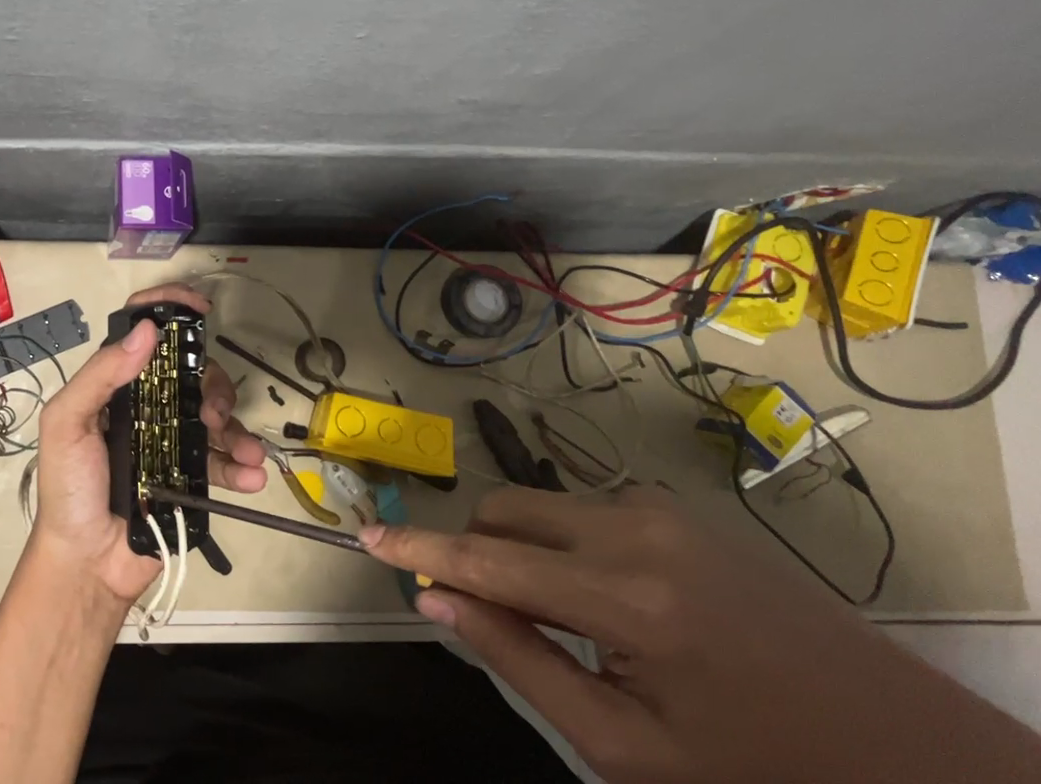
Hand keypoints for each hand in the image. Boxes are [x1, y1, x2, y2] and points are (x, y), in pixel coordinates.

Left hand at [29, 284, 266, 605]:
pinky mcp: (191, 477)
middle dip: (212, 382)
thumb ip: (99, 376)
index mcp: (114, 389)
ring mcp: (171, 442)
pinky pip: (224, 460)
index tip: (200, 308)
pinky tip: (251, 475)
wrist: (88, 562)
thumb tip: (146, 331)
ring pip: (215, 415)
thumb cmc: (69, 488)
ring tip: (243, 449)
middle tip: (212, 410)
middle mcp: (147, 408)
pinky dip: (244, 464)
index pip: (143, 337)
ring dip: (237, 426)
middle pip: (191, 374)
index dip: (170, 312)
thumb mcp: (66, 424)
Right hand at [360, 485, 1040, 783]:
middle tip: (490, 616)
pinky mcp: (683, 511)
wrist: (903, 748)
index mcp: (626, 598)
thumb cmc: (752, 765)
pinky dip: (562, 545)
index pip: (487, 562)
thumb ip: (519, 661)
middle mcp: (637, 530)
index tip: (363, 537)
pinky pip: (584, 511)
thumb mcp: (624, 746)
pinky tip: (605, 602)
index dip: (419, 551)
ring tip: (562, 622)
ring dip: (520, 552)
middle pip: (505, 513)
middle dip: (475, 553)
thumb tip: (435, 603)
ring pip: (541, 508)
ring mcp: (665, 512)